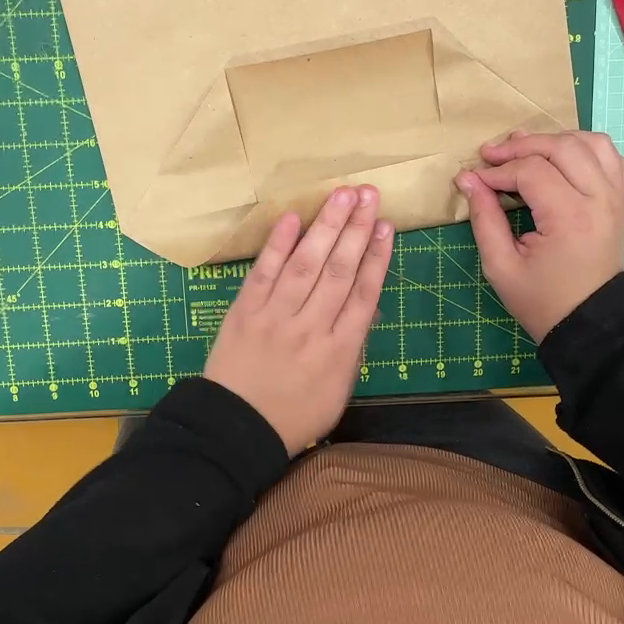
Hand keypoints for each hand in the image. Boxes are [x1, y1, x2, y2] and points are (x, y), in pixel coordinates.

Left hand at [204, 186, 393, 452]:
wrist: (236, 429)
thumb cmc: (294, 416)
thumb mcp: (338, 391)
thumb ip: (351, 347)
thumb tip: (364, 306)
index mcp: (339, 349)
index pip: (364, 293)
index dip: (377, 256)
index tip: (386, 225)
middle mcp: (311, 326)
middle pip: (339, 270)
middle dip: (357, 228)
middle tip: (370, 193)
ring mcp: (276, 316)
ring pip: (306, 263)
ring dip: (326, 226)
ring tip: (342, 194)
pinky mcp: (245, 311)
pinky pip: (264, 272)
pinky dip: (277, 244)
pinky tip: (292, 218)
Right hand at [456, 130, 623, 342]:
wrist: (591, 321)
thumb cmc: (542, 300)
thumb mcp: (501, 266)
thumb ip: (484, 218)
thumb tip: (467, 179)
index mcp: (570, 218)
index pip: (531, 171)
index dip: (498, 170)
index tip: (475, 179)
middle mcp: (599, 199)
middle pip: (561, 147)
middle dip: (521, 145)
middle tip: (491, 155)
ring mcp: (615, 197)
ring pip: (590, 142)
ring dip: (554, 139)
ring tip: (525, 150)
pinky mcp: (620, 199)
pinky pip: (608, 155)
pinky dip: (582, 146)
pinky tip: (558, 156)